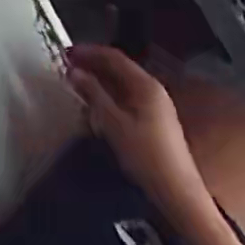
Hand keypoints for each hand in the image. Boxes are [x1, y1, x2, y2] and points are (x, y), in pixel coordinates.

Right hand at [65, 44, 204, 208]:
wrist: (177, 192)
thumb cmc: (145, 156)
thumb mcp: (114, 125)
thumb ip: (94, 95)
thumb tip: (74, 72)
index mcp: (145, 84)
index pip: (114, 57)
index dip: (89, 52)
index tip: (67, 53)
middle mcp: (152, 88)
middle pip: (119, 69)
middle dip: (93, 65)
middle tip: (68, 66)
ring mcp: (155, 104)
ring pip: (122, 84)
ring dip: (100, 81)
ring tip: (77, 84)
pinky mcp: (154, 120)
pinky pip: (127, 98)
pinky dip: (109, 96)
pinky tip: (96, 106)